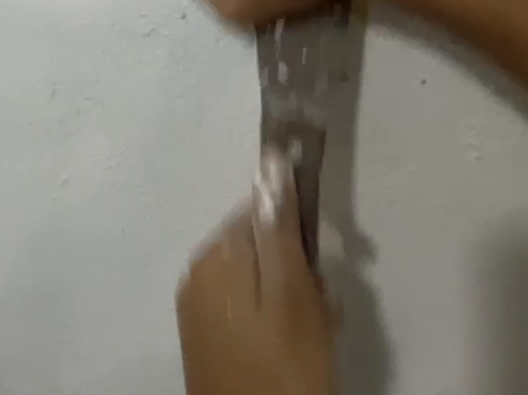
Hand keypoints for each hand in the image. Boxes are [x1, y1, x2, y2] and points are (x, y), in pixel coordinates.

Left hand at [177, 151, 335, 394]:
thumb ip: (280, 225)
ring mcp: (199, 304)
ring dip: (292, 294)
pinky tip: (294, 344)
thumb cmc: (282, 368)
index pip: (263, 208)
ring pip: (259, 275)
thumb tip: (271, 159)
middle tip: (323, 305)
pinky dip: (275, 316)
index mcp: (216, 252)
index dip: (301, 230)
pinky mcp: (206, 334)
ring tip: (315, 330)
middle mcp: (199, 269)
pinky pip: (247, 304)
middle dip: (298, 265)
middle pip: (260, 241)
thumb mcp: (292, 294)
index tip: (329, 260)